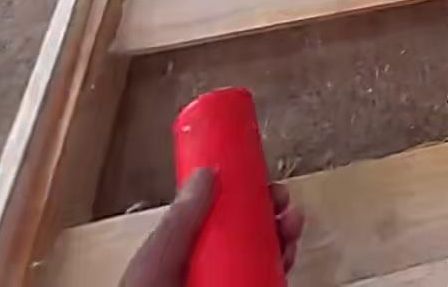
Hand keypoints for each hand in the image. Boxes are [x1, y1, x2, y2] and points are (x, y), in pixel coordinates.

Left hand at [119, 168, 304, 286]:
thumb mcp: (155, 265)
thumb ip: (179, 223)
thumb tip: (208, 170)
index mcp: (182, 257)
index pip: (217, 217)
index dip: (243, 195)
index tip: (264, 181)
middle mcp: (206, 272)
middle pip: (246, 234)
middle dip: (271, 213)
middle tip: (285, 205)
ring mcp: (228, 285)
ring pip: (263, 258)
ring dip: (283, 237)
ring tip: (293, 228)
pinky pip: (269, 282)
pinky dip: (282, 270)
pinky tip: (289, 258)